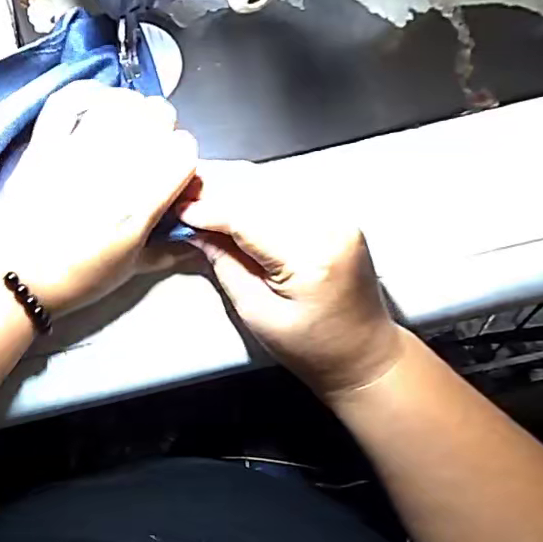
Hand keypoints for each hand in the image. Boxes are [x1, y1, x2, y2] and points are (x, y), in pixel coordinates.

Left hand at [0, 81, 199, 316]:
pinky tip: (96, 109)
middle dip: (162, 131)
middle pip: (158, 114)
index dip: (183, 159)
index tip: (173, 174)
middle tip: (148, 154)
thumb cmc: (75, 279)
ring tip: (124, 133)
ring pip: (122, 100)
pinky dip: (89, 95)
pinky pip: (72, 96)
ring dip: (131, 111)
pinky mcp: (46, 140)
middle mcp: (114, 167)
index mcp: (140, 201)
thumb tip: (189, 234)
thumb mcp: (130, 269)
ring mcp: (77, 148)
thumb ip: (167, 248)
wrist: (16, 276)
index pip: (184, 148)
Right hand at [179, 161, 406, 399]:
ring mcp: (339, 219)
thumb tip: (200, 233)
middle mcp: (330, 228)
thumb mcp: (257, 314)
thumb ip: (227, 266)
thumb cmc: (313, 348)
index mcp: (310, 258)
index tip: (180, 211)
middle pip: (261, 193)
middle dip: (218, 193)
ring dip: (236, 189)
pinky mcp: (339, 219)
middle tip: (184, 197)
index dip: (208, 211)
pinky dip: (259, 195)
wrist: (362, 354)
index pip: (247, 218)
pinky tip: (235, 201)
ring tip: (202, 196)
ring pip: (275, 187)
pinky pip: (291, 196)